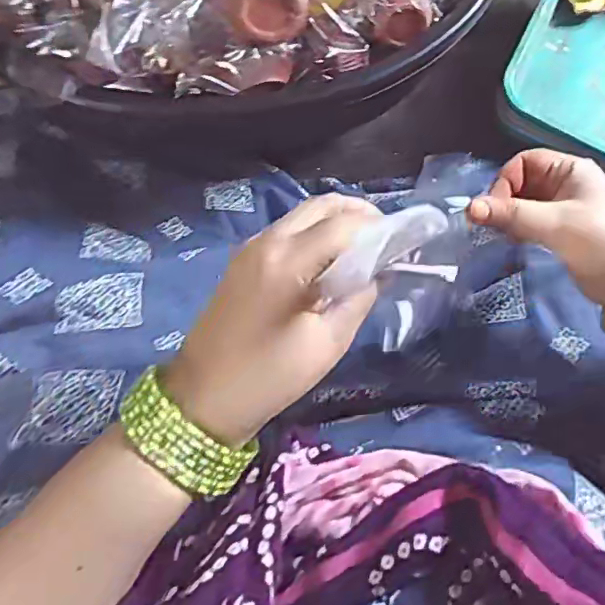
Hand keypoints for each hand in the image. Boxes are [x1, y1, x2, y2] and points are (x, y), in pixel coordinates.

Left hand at [162, 194, 382, 445]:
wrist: (201, 400)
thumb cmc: (268, 377)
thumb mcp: (327, 343)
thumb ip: (359, 298)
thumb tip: (378, 271)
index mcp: (287, 260)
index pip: (344, 224)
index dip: (379, 228)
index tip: (403, 242)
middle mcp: (268, 240)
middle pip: (323, 204)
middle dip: (359, 213)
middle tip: (386, 238)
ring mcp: (252, 247)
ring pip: (305, 213)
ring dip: (338, 220)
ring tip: (366, 248)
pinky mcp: (245, 259)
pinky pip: (289, 229)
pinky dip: (317, 231)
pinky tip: (333, 258)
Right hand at [467, 149, 604, 312]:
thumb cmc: (600, 243)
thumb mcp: (555, 224)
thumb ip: (512, 214)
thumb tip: (470, 208)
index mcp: (571, 170)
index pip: (524, 162)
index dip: (505, 181)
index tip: (496, 208)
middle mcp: (566, 184)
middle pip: (521, 182)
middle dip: (504, 200)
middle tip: (493, 225)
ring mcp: (564, 208)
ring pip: (524, 204)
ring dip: (509, 217)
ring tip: (501, 235)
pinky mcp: (561, 232)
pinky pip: (531, 222)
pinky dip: (518, 229)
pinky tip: (512, 242)